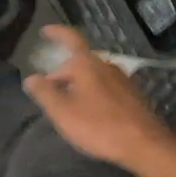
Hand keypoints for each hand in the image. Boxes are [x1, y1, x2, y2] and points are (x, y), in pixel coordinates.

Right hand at [23, 25, 175, 170]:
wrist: (145, 145)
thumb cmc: (99, 126)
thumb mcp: (62, 111)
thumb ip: (44, 92)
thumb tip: (31, 78)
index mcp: (87, 64)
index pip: (70, 39)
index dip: (56, 33)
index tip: (44, 31)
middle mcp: (106, 65)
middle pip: (78, 62)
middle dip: (61, 74)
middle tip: (48, 93)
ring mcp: (122, 79)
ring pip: (92, 75)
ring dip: (76, 85)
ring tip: (67, 104)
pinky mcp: (132, 95)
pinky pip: (104, 86)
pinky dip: (91, 92)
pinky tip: (89, 112)